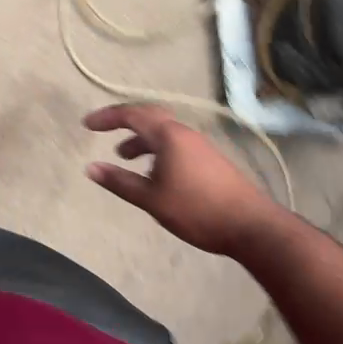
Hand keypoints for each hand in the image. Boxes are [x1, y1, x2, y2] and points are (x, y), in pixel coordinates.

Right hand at [82, 104, 285, 257]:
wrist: (255, 228)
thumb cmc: (198, 210)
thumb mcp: (152, 199)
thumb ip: (120, 182)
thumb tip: (90, 168)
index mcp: (168, 135)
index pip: (130, 114)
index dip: (106, 117)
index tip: (87, 125)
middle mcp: (184, 133)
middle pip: (149, 115)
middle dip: (124, 121)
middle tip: (105, 130)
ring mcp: (201, 146)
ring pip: (164, 132)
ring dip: (141, 138)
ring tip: (127, 156)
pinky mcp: (212, 161)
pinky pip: (176, 143)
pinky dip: (158, 149)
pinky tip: (157, 173)